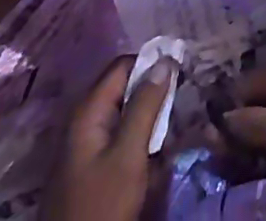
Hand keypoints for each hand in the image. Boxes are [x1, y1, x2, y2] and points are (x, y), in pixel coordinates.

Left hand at [46, 56, 174, 220]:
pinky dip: (140, 136)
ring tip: (174, 125)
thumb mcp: (128, 154)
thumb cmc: (102, 205)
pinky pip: (120, 135)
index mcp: (88, 111)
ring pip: (125, 113)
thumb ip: (145, 105)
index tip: (181, 73)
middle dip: (153, 91)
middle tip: (182, 99)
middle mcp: (84, 120)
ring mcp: (85, 144)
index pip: (123, 66)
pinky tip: (156, 150)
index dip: (152, 64)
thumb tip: (165, 61)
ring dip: (149, 116)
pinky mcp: (92, 165)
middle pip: (123, 88)